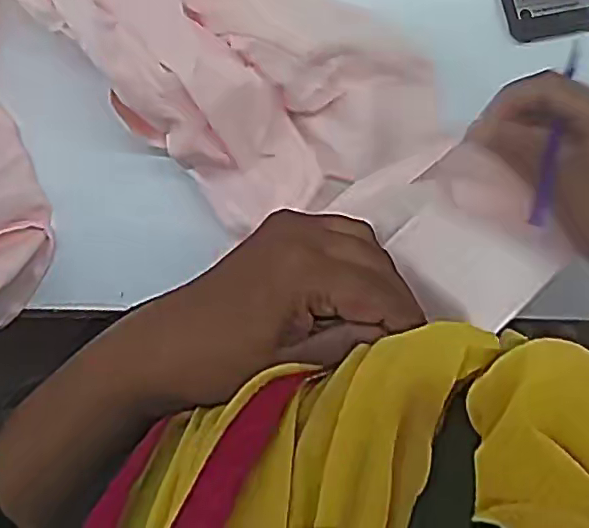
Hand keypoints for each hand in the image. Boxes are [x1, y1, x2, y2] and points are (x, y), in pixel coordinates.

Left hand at [94, 210, 425, 412]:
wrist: (164, 344)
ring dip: (379, 273)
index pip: (376, 289)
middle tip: (408, 337)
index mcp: (304, 264)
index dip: (405, 321)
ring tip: (384, 314)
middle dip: (397, 297)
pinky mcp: (283, 225)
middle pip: (374, 258)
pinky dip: (357, 254)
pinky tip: (356, 284)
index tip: (424, 350)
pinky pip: (339, 230)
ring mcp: (291, 222)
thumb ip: (349, 344)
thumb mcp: (290, 365)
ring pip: (361, 237)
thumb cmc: (220, 363)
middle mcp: (303, 230)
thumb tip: (396, 340)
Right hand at [465, 71, 588, 305]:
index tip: (483, 129)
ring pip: (571, 119)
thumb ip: (519, 146)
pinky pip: (585, 138)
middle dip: (520, 114)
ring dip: (536, 131)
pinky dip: (557, 146)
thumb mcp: (560, 183)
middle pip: (561, 98)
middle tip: (491, 140)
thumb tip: (484, 129)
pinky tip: (539, 169)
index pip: (548, 86)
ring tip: (508, 155)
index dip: (508, 102)